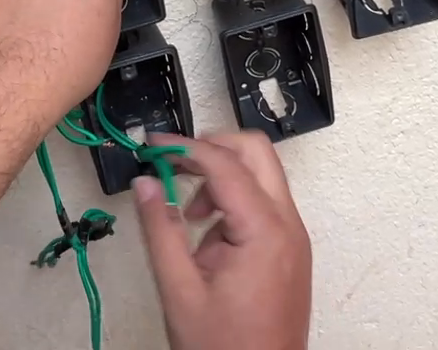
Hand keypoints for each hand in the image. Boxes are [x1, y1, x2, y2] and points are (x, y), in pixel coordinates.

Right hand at [133, 132, 312, 349]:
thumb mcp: (180, 290)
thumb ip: (160, 229)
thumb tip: (145, 182)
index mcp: (265, 231)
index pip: (224, 163)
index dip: (185, 146)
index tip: (154, 147)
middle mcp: (288, 225)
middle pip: (255, 151)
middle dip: (212, 147)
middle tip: (175, 162)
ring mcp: (293, 236)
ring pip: (260, 172)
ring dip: (223, 174)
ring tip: (189, 213)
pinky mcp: (289, 248)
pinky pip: (263, 200)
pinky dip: (234, 198)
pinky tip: (208, 234)